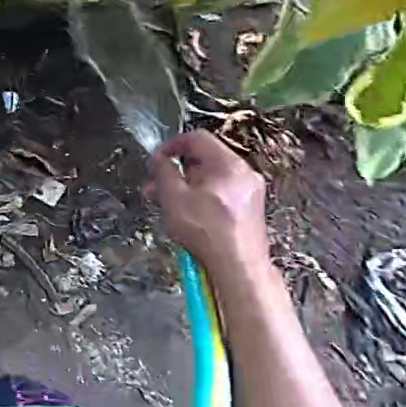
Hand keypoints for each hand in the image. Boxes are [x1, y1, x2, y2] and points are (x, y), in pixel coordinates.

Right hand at [149, 131, 271, 282]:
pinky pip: (221, 193)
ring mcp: (250, 192)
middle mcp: (244, 172)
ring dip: (186, 186)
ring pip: (211, 178)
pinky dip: (202, 198)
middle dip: (176, 171)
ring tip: (168, 205)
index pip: (197, 138)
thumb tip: (159, 159)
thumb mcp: (174, 198)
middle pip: (204, 159)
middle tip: (155, 188)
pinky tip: (189, 217)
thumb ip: (163, 173)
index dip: (171, 145)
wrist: (240, 269)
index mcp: (228, 164)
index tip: (156, 161)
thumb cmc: (207, 233)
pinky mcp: (250, 210)